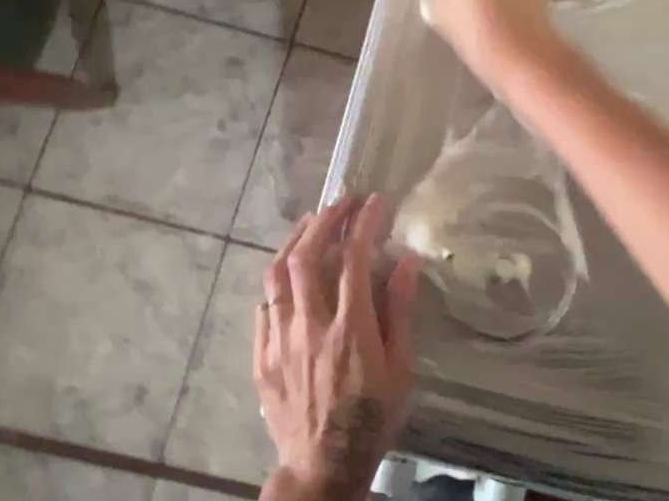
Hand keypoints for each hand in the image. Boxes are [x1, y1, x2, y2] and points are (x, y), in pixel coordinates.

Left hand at [255, 195, 421, 500]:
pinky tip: (288, 273)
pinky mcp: (262, 357)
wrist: (323, 467)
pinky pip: (263, 307)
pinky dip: (277, 280)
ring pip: (277, 275)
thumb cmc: (372, 418)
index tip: (375, 201)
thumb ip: (400, 312)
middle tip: (342, 200)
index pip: (353, 259)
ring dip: (294, 240)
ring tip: (312, 222)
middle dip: (325, 220)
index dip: (363, 222)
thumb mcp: (400, 369)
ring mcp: (280, 341)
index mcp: (350, 328)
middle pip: (307, 257)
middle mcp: (310, 326)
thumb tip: (406, 261)